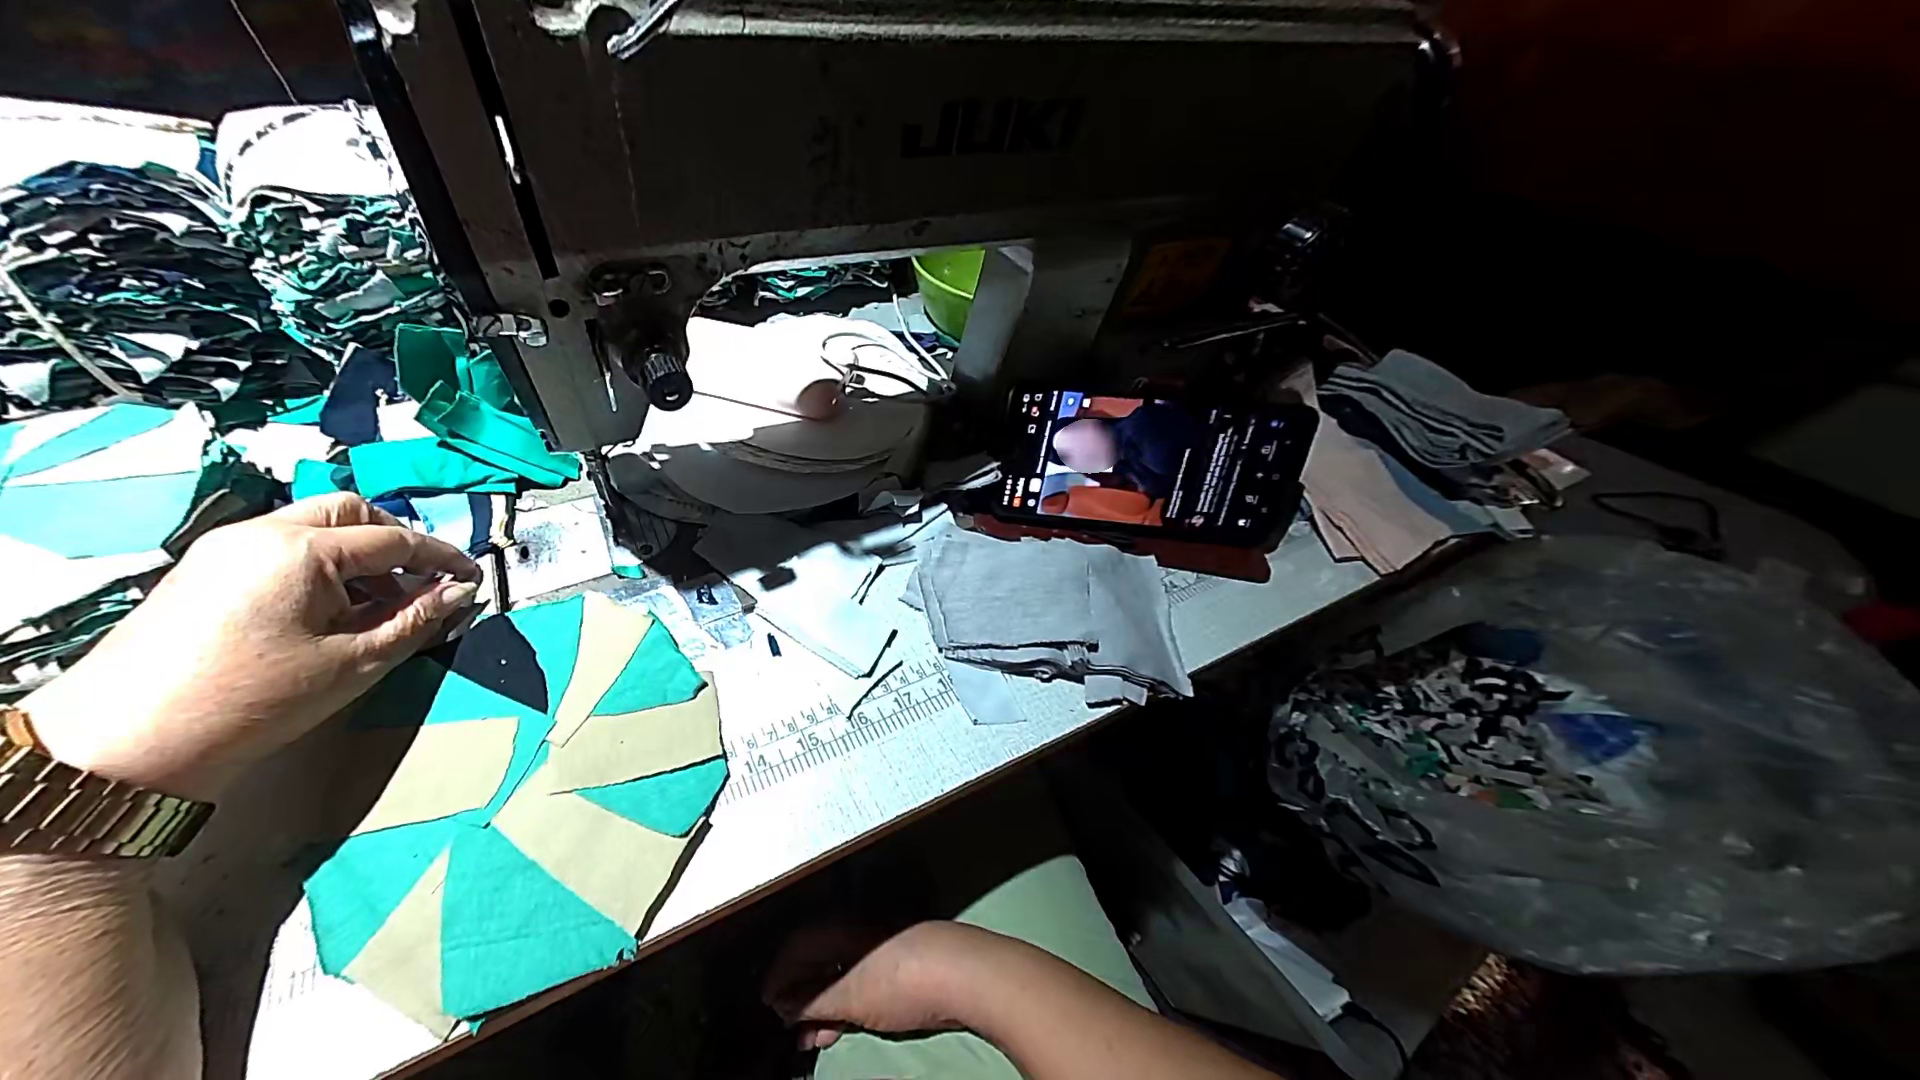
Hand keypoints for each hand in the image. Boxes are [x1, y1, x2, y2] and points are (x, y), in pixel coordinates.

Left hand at [23, 493, 482, 801]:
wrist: (125, 746)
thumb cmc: (254, 699)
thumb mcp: (357, 660)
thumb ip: (418, 618)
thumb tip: (459, 592)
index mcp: (300, 550)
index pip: (395, 539)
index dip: (443, 557)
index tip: (471, 578)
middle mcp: (259, 534)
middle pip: (351, 512)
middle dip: (398, 541)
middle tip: (424, 581)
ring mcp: (225, 549)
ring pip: (315, 527)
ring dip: (360, 554)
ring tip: (380, 603)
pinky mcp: (205, 570)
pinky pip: (283, 548)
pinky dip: (323, 566)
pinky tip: (335, 608)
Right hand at [762, 920, 1004, 1050]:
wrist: (968, 976)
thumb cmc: (906, 980)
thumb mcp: (852, 998)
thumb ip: (814, 1002)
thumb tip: (785, 1006)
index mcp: (845, 928)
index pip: (798, 944)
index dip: (778, 975)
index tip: (770, 1006)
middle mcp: (860, 930)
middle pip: (817, 958)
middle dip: (799, 994)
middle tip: (791, 1028)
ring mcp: (881, 946)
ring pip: (838, 971)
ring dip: (821, 1003)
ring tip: (816, 1036)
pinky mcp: (899, 962)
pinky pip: (859, 978)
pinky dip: (845, 1002)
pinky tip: (844, 1026)